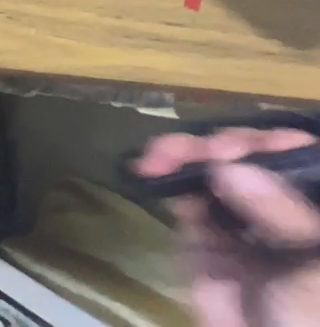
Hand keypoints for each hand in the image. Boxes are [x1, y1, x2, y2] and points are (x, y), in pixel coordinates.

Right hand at [136, 127, 319, 325]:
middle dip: (227, 145)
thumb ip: (285, 219)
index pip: (308, 164)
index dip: (283, 145)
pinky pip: (182, 191)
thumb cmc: (313, 316)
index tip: (258, 143)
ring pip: (214, 167)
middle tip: (207, 149)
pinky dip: (163, 172)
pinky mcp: (202, 230)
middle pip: (257, 160)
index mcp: (317, 216)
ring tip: (162, 154)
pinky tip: (149, 167)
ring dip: (185, 151)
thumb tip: (232, 167)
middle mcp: (288, 212)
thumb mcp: (315, 271)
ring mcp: (244, 221)